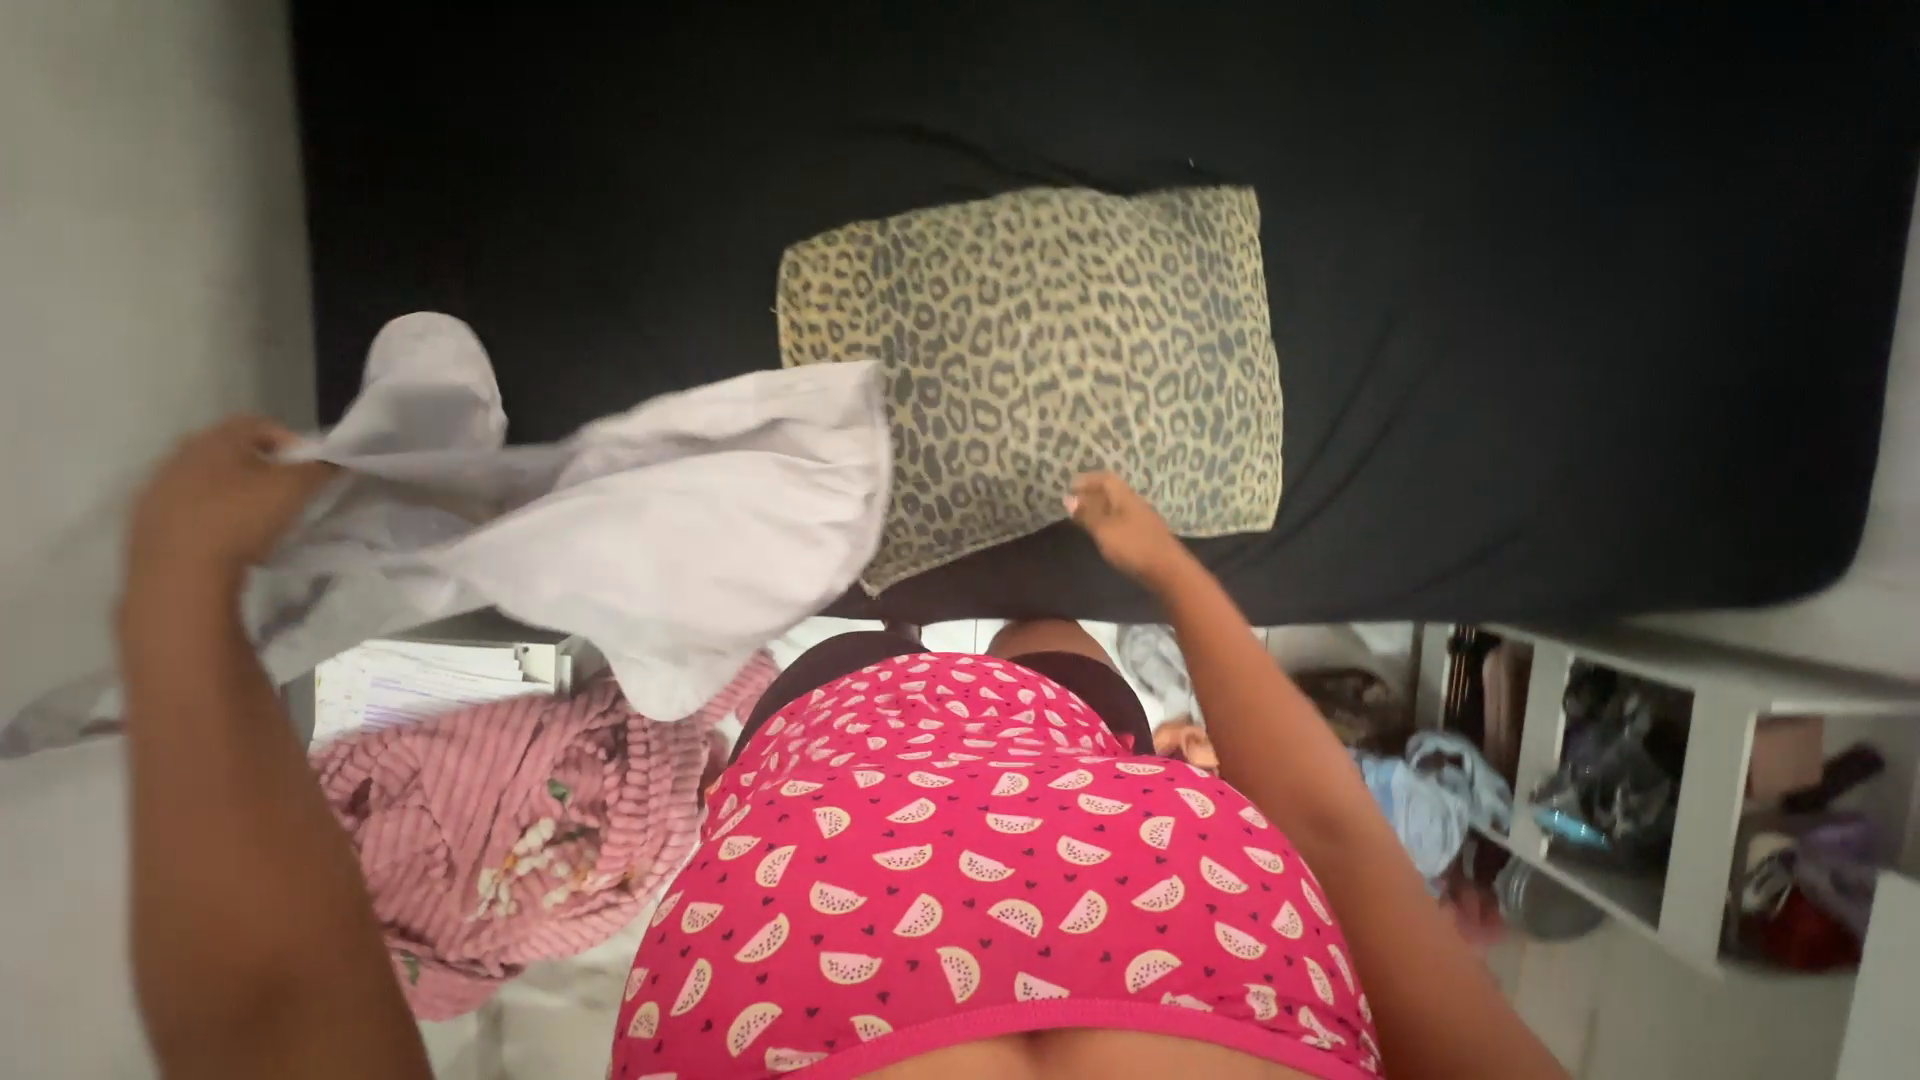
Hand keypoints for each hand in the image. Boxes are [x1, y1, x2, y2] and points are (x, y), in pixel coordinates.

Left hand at [126, 416, 337, 583]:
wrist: (180, 567)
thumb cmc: (242, 516)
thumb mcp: (296, 489)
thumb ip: (321, 468)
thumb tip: (337, 460)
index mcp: (215, 439)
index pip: (260, 424)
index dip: (292, 443)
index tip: (309, 470)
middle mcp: (182, 453)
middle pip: (234, 451)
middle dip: (265, 468)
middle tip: (288, 493)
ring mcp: (159, 485)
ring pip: (212, 478)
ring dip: (238, 491)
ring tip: (260, 518)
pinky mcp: (149, 516)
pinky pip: (192, 504)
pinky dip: (214, 513)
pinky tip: (229, 536)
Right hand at [1064, 471, 1190, 585]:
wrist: (1168, 571)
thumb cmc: (1133, 546)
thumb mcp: (1104, 530)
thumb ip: (1087, 515)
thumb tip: (1069, 499)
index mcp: (1126, 498)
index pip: (1106, 479)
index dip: (1088, 480)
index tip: (1070, 487)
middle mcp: (1135, 504)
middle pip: (1112, 492)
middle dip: (1092, 495)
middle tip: (1073, 504)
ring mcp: (1142, 521)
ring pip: (1117, 508)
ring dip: (1100, 510)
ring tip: (1083, 519)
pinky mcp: (1145, 536)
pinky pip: (1122, 521)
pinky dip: (1108, 523)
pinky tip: (1103, 535)